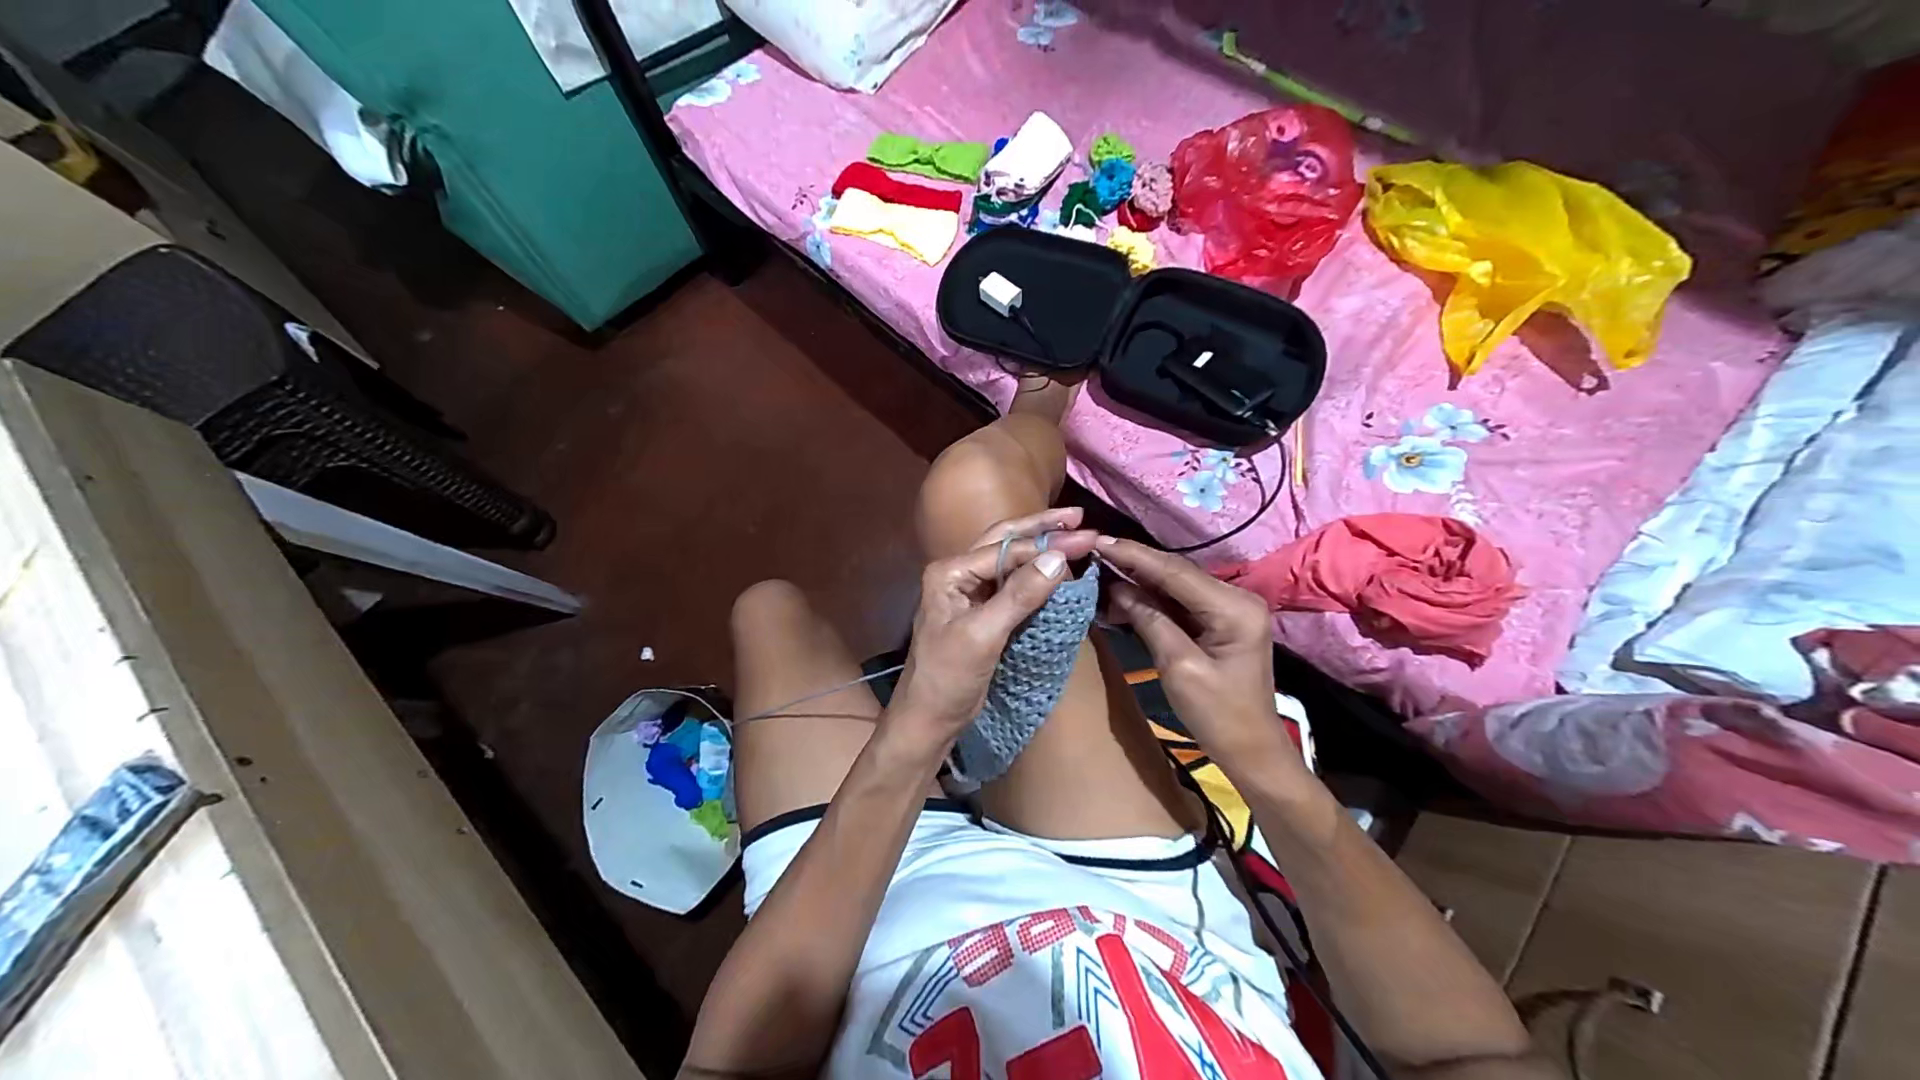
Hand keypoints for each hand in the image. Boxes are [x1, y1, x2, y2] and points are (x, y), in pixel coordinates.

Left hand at [888, 509, 1097, 745]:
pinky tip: (1056, 569)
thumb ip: (1019, 595)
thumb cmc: (947, 677)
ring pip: (1009, 559)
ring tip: (1073, 533)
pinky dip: (1036, 574)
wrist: (929, 719)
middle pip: (1005, 540)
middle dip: (1042, 528)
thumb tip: (1058, 558)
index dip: (1046, 543)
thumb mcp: (983, 635)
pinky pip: (1013, 584)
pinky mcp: (983, 613)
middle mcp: (959, 575)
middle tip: (1079, 518)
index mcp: (950, 572)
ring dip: (1040, 546)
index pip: (1005, 549)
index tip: (1086, 539)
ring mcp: (971, 594)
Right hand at [1094, 538, 1297, 771]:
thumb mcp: (1179, 667)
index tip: (1097, 542)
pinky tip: (1123, 596)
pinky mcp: (1220, 621)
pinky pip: (1180, 600)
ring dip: (1139, 580)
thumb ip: (1150, 620)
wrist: (1252, 751)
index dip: (1134, 556)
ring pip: (1175, 584)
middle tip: (1092, 553)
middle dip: (1133, 564)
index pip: (1175, 572)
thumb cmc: (1219, 715)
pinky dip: (1151, 598)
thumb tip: (1118, 588)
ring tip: (1100, 575)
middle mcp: (1236, 598)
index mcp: (1234, 607)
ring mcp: (1230, 608)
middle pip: (1176, 572)